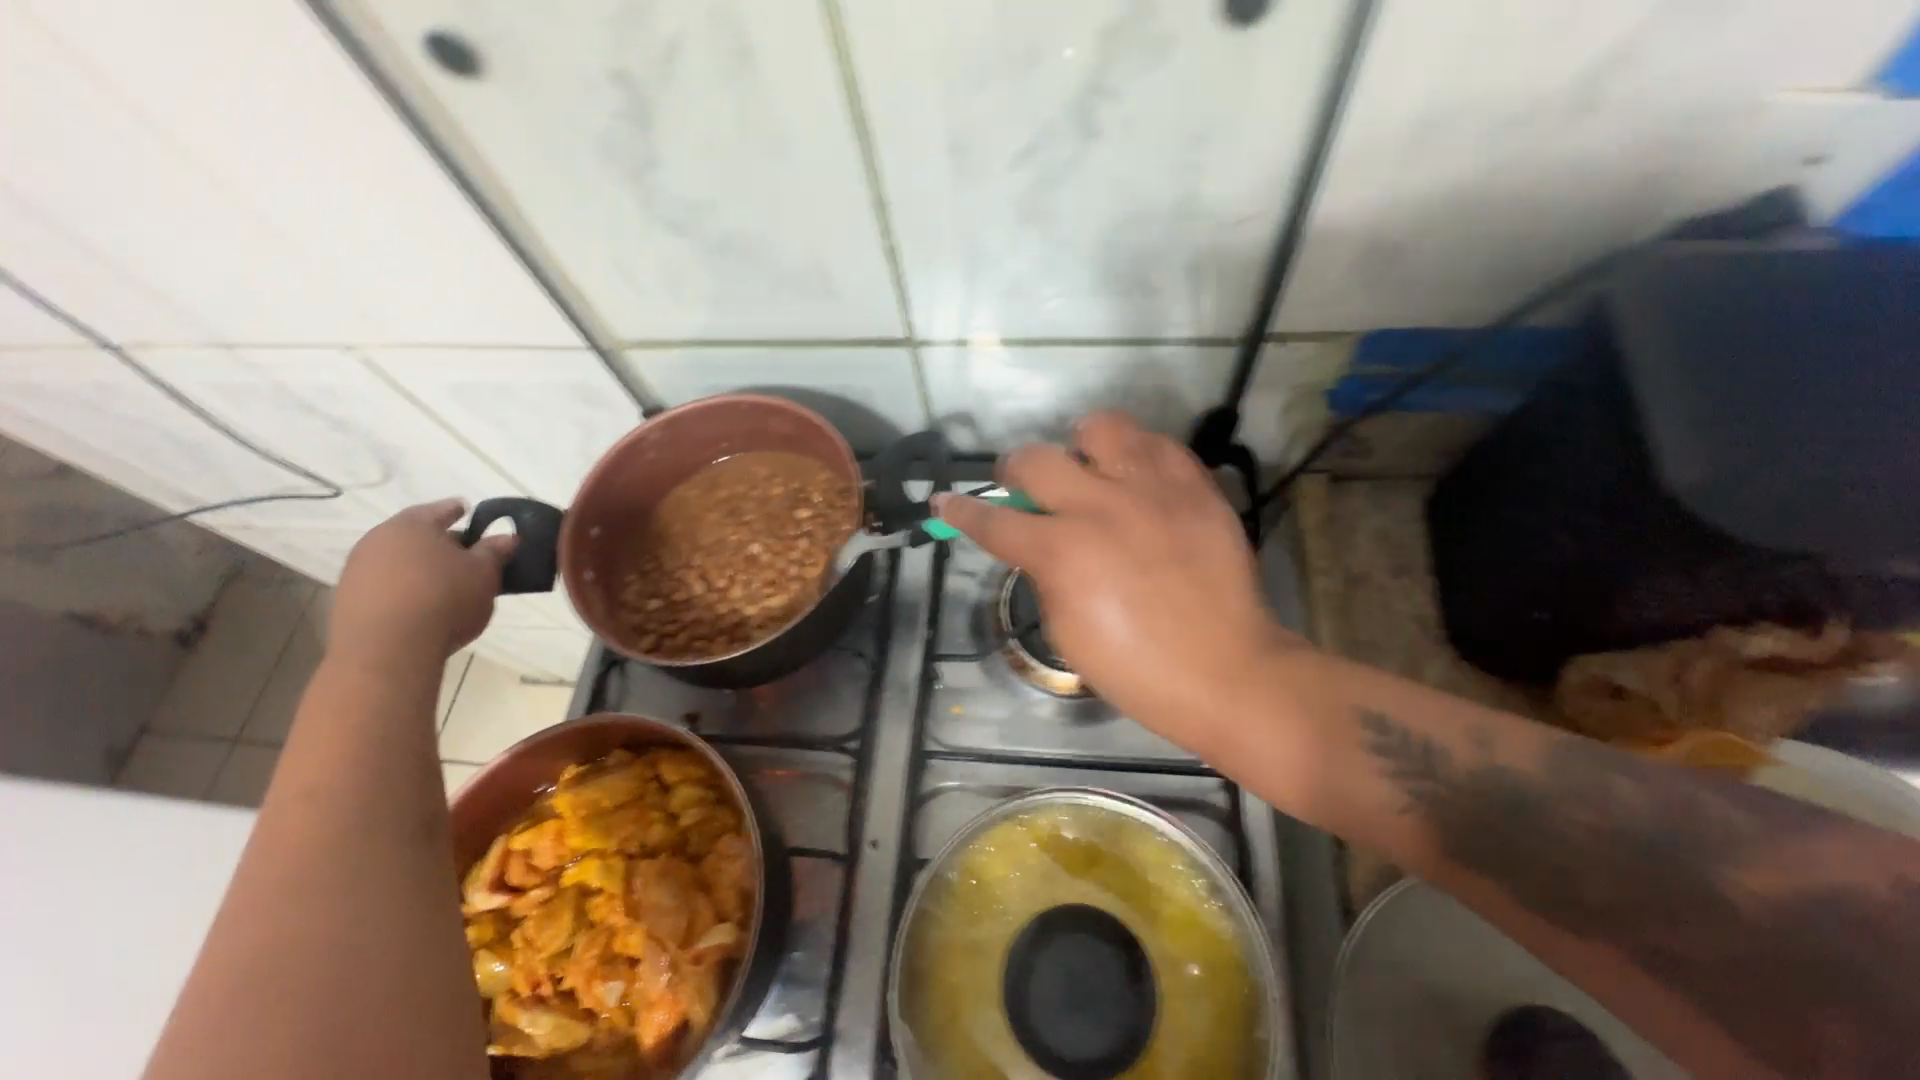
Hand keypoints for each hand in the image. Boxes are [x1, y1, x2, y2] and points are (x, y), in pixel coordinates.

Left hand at [328, 500, 515, 670]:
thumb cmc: (444, 599)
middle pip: (414, 536)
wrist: (388, 649)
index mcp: (413, 525)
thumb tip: (507, 538)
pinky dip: (402, 590)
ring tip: (442, 584)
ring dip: (417, 568)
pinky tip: (418, 605)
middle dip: (437, 543)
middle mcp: (378, 540)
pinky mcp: (347, 601)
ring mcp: (357, 571)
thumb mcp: (484, 574)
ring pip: (396, 561)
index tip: (466, 509)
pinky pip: (383, 587)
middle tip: (461, 554)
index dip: (456, 510)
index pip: (440, 510)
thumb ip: (494, 552)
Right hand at [932, 412, 1300, 747]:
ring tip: (1089, 470)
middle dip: (1016, 471)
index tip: (946, 502)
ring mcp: (1152, 489)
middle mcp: (1101, 506)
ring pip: (1100, 428)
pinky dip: (1135, 456)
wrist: (1226, 672)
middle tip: (1023, 488)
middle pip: (1036, 459)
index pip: (993, 521)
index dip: (962, 511)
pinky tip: (1136, 481)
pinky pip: (1157, 444)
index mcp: (1062, 551)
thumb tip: (1039, 544)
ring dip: (1081, 447)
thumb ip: (1045, 574)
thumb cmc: (1137, 669)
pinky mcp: (1195, 486)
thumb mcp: (1067, 630)